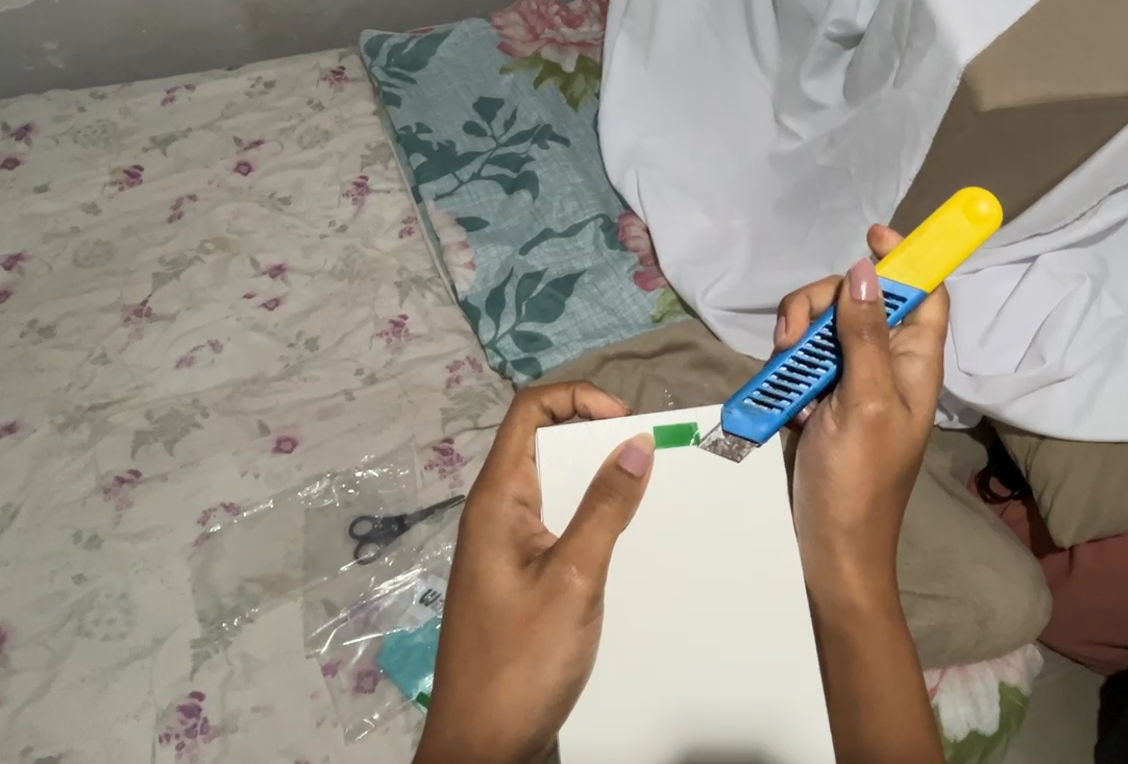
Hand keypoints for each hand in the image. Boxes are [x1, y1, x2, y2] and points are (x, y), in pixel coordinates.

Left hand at [415, 382, 655, 763]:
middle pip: (544, 441)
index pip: (530, 411)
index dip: (578, 399)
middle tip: (646, 454)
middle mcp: (498, 510)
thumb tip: (637, 443)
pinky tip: (622, 535)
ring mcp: (507, 543)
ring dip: (597, 477)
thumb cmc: (521, 659)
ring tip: (643, 490)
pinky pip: (557, 521)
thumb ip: (606, 507)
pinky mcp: (520, 573)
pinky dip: (591, 513)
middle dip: (596, 435)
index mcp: (498, 497)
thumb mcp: (574, 577)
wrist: (482, 749)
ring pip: (554, 483)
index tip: (625, 421)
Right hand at [775, 225, 948, 612]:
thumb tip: (866, 269)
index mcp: (914, 362)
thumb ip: (865, 334)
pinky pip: (803, 356)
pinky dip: (787, 361)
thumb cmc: (859, 479)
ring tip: (782, 367)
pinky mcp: (821, 394)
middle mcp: (885, 362)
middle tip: (795, 334)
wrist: (828, 544)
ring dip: (798, 334)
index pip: (927, 294)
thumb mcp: (864, 401)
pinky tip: (780, 384)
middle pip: (861, 298)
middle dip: (823, 301)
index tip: (872, 235)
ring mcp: (850, 378)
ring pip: (824, 323)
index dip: (908, 260)